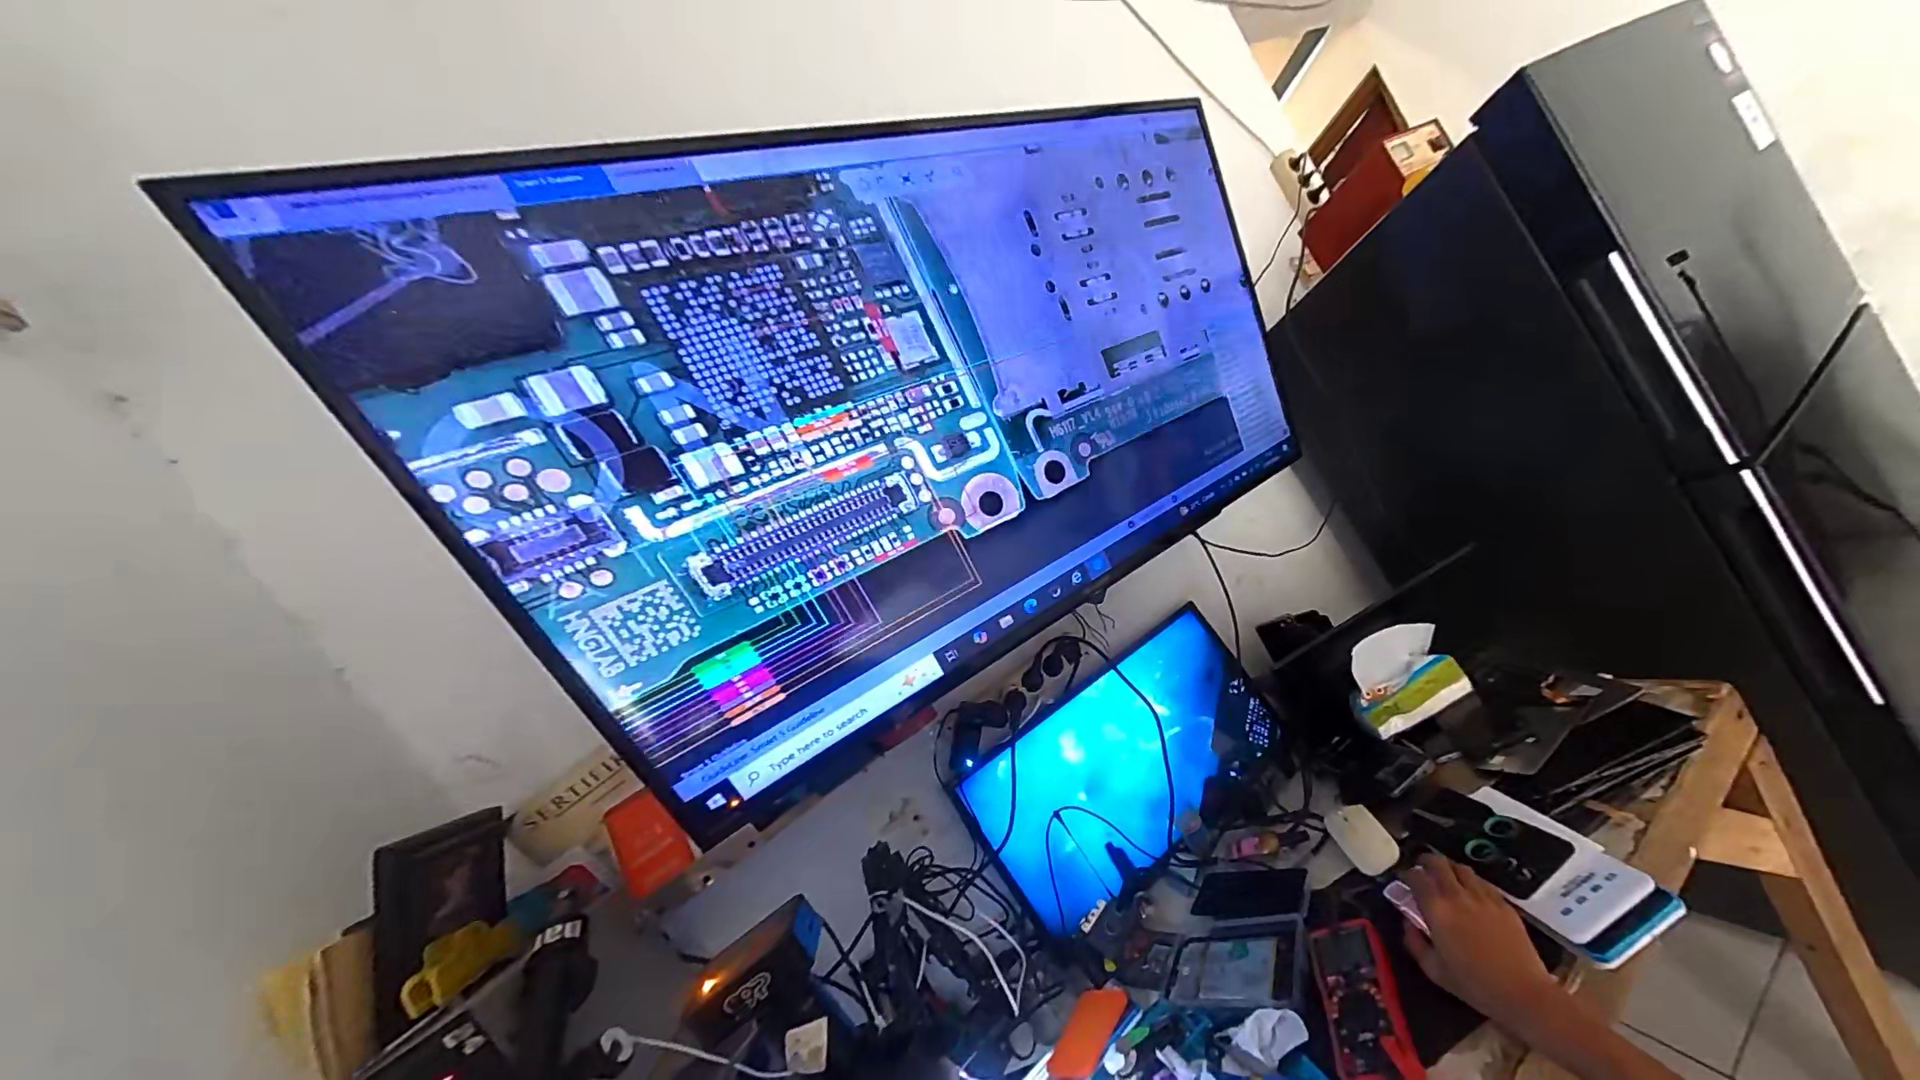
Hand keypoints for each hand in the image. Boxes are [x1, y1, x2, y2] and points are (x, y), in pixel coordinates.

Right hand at [1400, 854, 1558, 1027]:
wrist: (1526, 995)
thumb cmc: (1475, 985)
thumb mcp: (1433, 969)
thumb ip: (1414, 942)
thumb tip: (1408, 924)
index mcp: (1436, 908)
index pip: (1414, 875)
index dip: (1406, 875)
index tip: (1405, 882)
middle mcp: (1458, 896)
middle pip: (1437, 862)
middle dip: (1426, 862)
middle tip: (1423, 872)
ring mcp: (1484, 899)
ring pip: (1461, 868)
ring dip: (1450, 870)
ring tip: (1448, 880)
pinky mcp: (1505, 906)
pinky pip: (1484, 883)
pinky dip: (1473, 883)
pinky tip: (1473, 895)